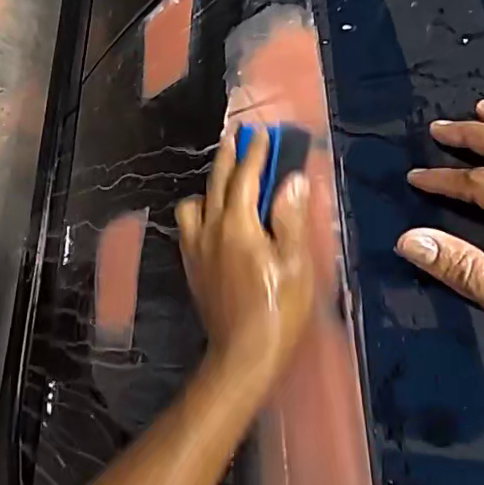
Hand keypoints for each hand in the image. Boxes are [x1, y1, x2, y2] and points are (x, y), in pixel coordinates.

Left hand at [176, 125, 317, 381]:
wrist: (243, 351)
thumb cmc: (278, 308)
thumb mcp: (295, 262)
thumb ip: (290, 217)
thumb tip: (291, 179)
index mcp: (237, 224)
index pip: (246, 178)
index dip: (255, 154)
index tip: (262, 133)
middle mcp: (209, 228)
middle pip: (216, 183)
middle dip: (227, 157)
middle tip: (235, 136)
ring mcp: (195, 246)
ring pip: (195, 203)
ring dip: (209, 186)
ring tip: (226, 183)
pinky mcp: (190, 263)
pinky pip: (188, 225)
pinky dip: (200, 211)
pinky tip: (213, 219)